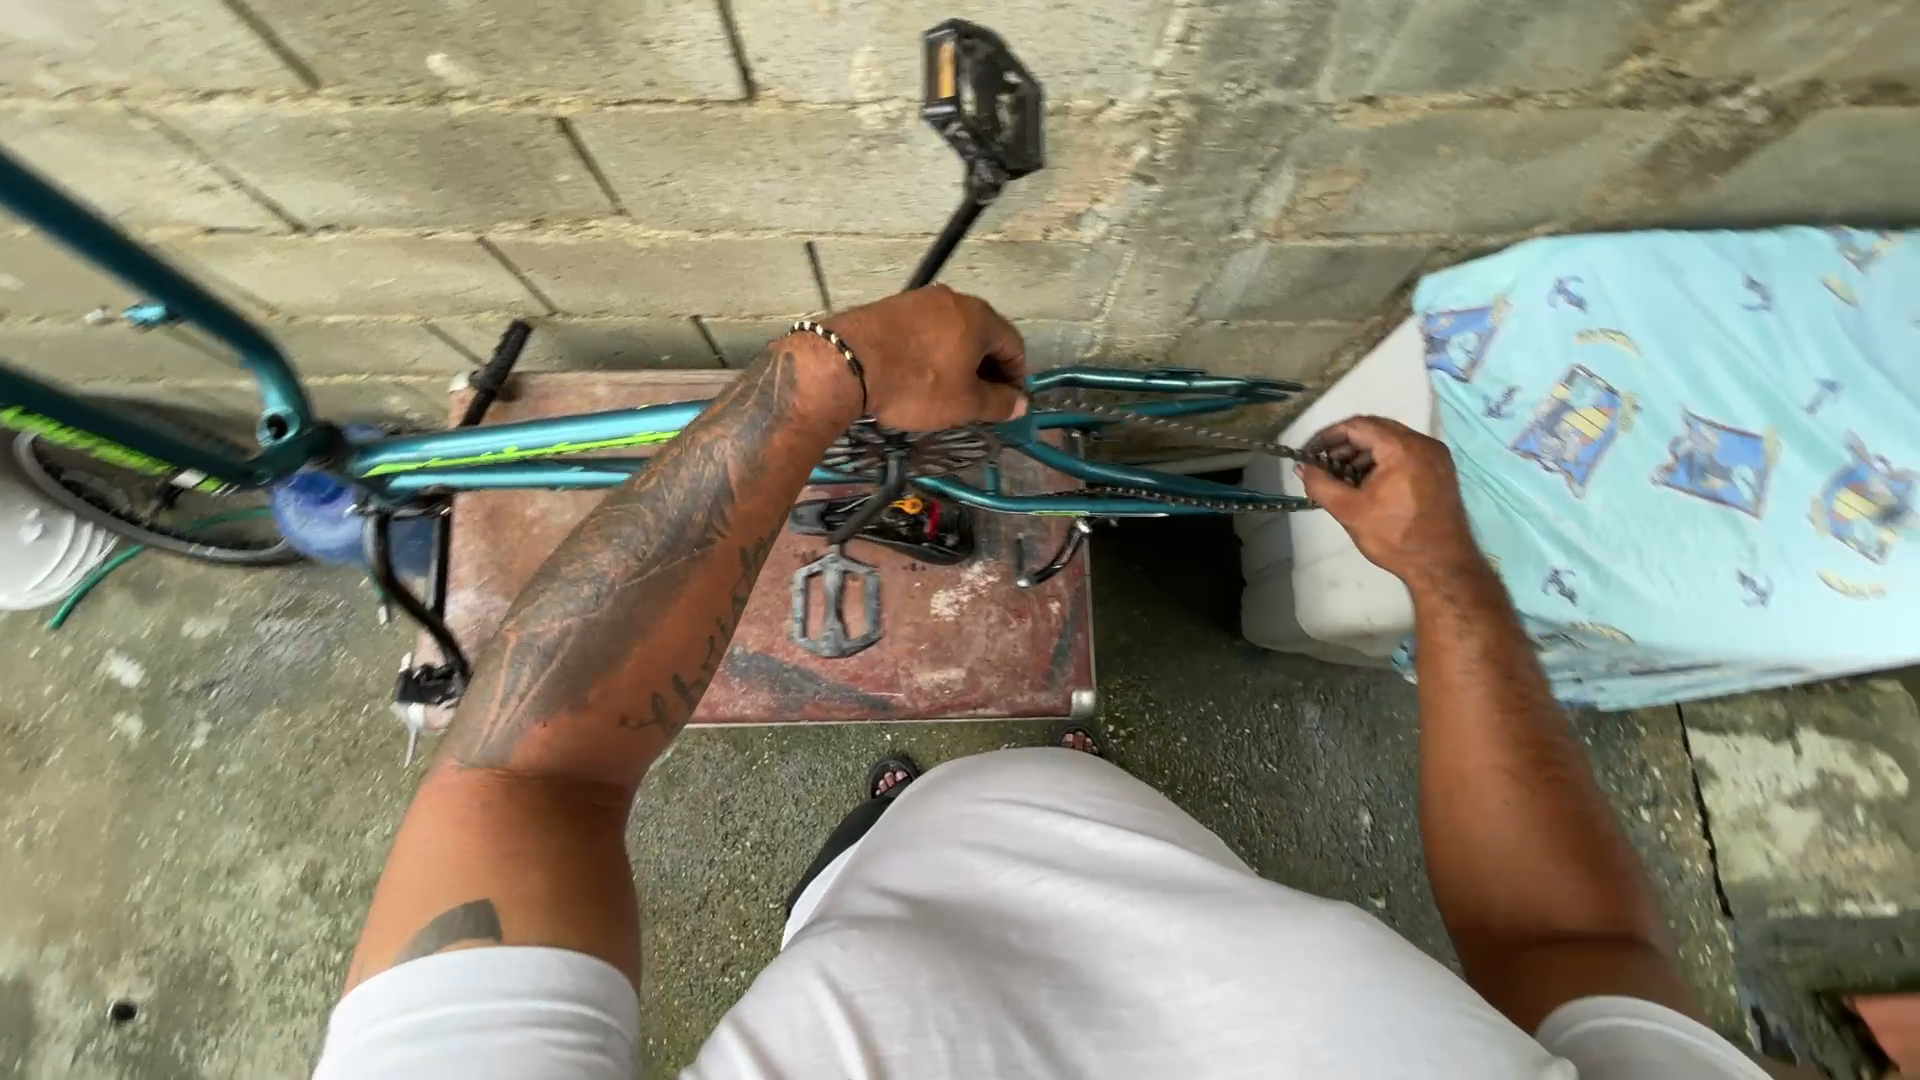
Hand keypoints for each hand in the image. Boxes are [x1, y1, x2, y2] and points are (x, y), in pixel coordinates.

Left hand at [823, 285, 1027, 430]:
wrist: (848, 361)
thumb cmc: (918, 384)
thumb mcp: (964, 403)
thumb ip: (998, 402)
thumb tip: (1020, 403)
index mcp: (980, 317)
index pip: (1013, 345)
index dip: (1016, 376)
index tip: (1007, 402)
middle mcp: (954, 299)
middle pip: (983, 335)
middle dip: (987, 367)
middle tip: (980, 399)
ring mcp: (920, 299)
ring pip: (952, 332)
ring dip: (959, 359)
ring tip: (949, 388)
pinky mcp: (893, 306)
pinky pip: (925, 330)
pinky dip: (932, 351)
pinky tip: (919, 373)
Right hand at [1296, 416, 1485, 591]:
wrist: (1442, 565)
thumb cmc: (1394, 536)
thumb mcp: (1348, 510)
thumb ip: (1320, 484)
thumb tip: (1302, 467)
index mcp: (1402, 448)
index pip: (1357, 426)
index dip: (1327, 436)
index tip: (1309, 453)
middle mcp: (1423, 444)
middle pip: (1375, 429)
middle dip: (1343, 445)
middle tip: (1322, 465)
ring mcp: (1435, 456)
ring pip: (1390, 441)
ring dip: (1361, 454)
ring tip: (1340, 478)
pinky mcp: (1440, 470)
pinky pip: (1404, 453)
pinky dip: (1380, 461)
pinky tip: (1365, 484)